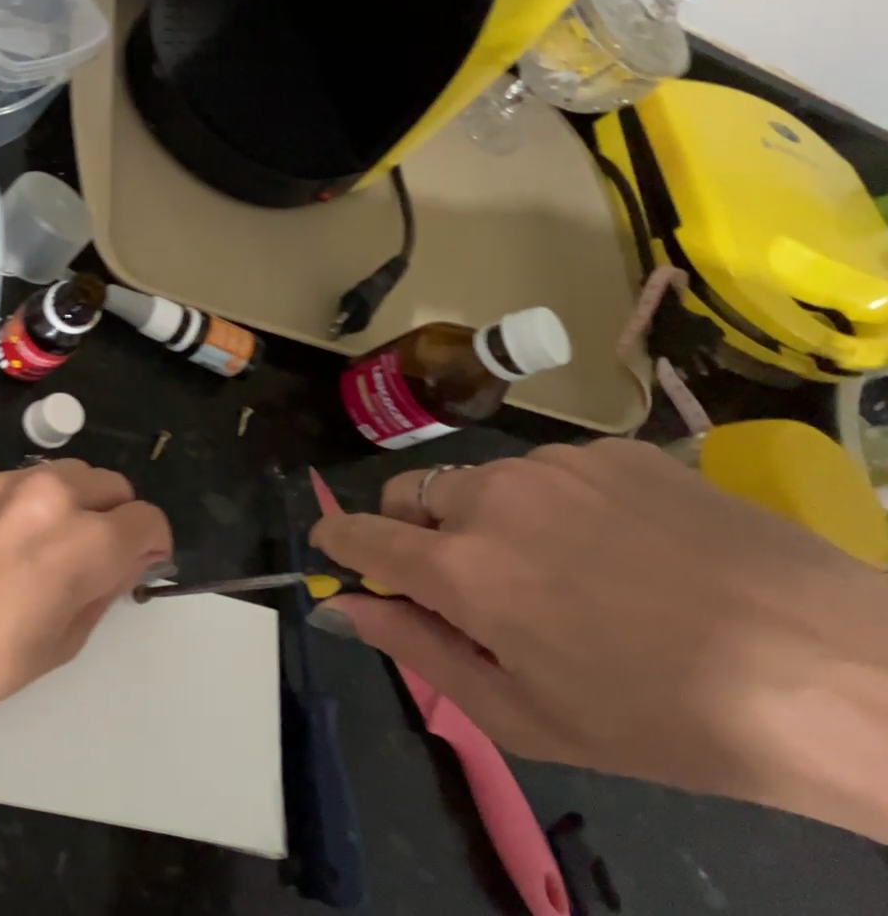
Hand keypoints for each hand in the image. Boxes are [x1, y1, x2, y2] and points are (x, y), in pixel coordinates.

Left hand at [0, 460, 171, 749]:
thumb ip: (104, 589)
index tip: (138, 564)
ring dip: (67, 504)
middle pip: (108, 483)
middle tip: (95, 557)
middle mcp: (45, 494)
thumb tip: (123, 562)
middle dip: (113, 515)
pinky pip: (7, 488)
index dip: (150, 545)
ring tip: (43, 549)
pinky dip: (17, 509)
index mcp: (84, 536)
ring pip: (57, 476)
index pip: (147, 519)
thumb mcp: (64, 640)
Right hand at [312, 439, 887, 839]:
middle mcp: (494, 497)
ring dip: (488, 518)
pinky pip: (549, 469)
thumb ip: (415, 649)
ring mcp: (560, 465)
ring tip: (564, 571)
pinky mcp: (619, 451)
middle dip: (416, 534)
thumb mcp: (523, 716)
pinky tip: (621, 547)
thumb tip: (345, 605)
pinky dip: (554, 503)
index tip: (337, 554)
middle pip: (409, 494)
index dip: (337, 543)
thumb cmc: (668, 721)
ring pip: (480, 481)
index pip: (358, 533)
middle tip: (472, 587)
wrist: (851, 679)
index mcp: (461, 568)